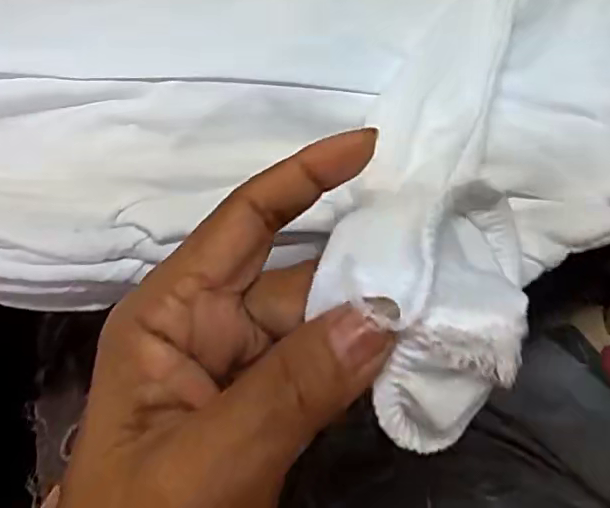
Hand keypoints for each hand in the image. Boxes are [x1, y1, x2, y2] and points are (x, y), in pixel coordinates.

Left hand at [59, 129, 395, 507]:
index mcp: (172, 309)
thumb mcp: (202, 464)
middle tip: (429, 230)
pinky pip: (329, 361)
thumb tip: (382, 311)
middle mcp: (210, 322)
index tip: (369, 145)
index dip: (306, 174)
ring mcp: (243, 365)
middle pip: (295, 268)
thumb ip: (290, 387)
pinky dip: (367, 353)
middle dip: (358, 252)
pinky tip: (409, 343)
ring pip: (320, 317)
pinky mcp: (272, 404)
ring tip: (437, 290)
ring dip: (373, 308)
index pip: (246, 217)